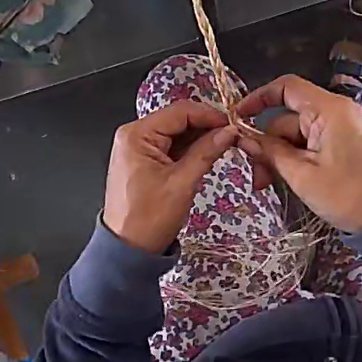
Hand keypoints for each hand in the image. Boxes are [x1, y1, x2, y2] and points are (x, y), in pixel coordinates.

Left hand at [103, 100, 241, 253]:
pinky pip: (171, 148)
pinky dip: (190, 151)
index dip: (209, 115)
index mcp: (136, 135)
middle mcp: (134, 136)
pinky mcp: (143, 162)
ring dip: (200, 139)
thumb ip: (206, 152)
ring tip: (224, 148)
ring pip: (177, 134)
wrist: (127, 250)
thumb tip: (229, 132)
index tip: (233, 124)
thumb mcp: (182, 183)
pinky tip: (207, 157)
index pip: (180, 112)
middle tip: (232, 137)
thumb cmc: (149, 218)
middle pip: (178, 120)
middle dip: (206, 127)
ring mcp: (138, 149)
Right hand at [235, 74, 361, 232]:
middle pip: (287, 117)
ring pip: (295, 134)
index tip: (237, 117)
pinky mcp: (342, 143)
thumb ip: (270, 152)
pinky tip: (283, 179)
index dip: (259, 98)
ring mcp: (340, 127)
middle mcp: (336, 111)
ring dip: (278, 156)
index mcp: (329, 110)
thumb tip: (244, 138)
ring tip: (266, 183)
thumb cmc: (347, 194)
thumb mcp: (301, 175)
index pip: (287, 87)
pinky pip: (309, 143)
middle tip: (256, 175)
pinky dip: (294, 158)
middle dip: (267, 144)